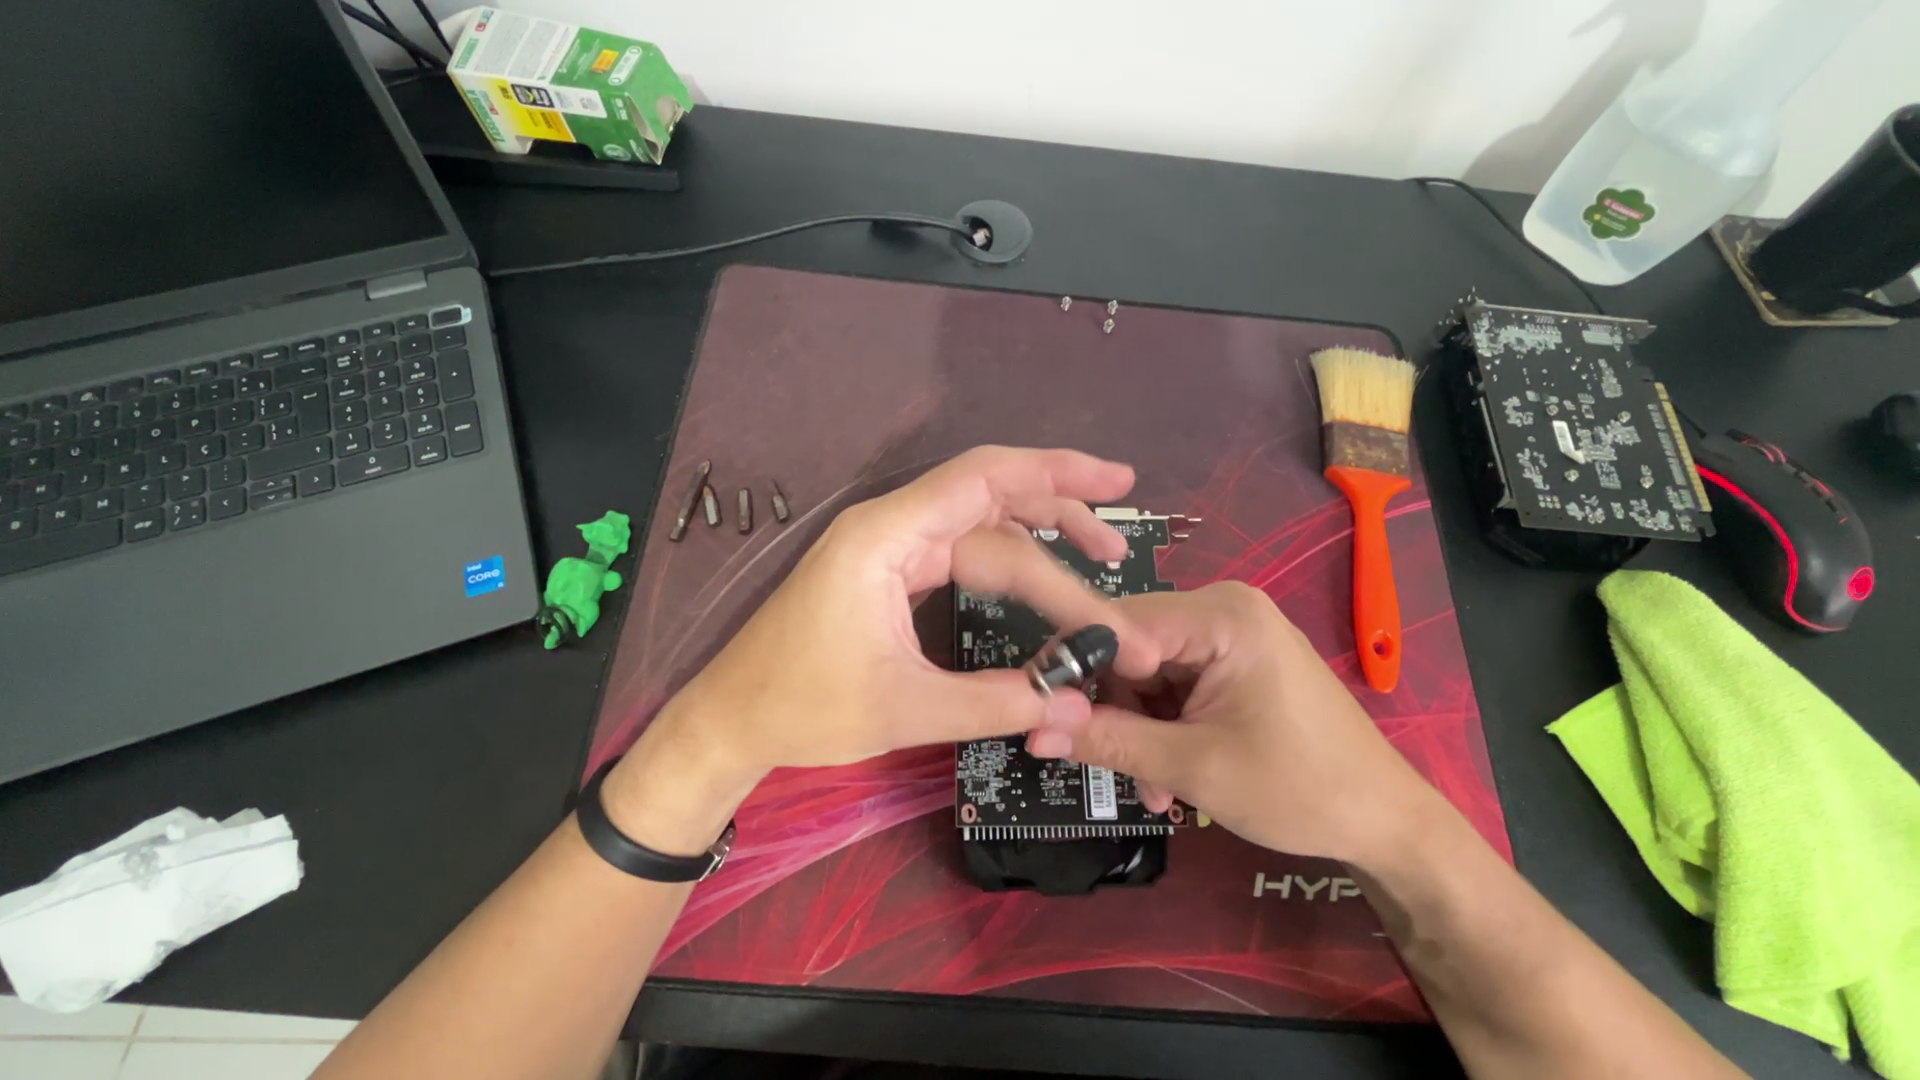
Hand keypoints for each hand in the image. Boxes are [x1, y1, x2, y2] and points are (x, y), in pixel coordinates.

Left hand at [603, 447, 1162, 853]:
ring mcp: (889, 550)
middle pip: (992, 504)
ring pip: (980, 530)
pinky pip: (961, 555)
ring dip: (1039, 544)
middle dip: (1061, 520)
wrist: (732, 720)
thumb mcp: (907, 710)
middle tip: (1120, 547)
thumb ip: (996, 703)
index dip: (1055, 472)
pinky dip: (1006, 565)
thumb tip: (1073, 704)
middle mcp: (891, 529)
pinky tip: (1040, 580)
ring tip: (1101, 561)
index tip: (1117, 481)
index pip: (984, 480)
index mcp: (886, 538)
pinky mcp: (889, 575)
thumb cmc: (803, 707)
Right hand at [1025, 582, 1436, 866]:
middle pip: (1128, 645)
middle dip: (1113, 708)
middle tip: (1104, 764)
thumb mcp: (1192, 767)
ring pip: (1146, 670)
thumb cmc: (1297, 788)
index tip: (1039, 712)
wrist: (1384, 820)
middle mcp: (1223, 608)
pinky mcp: (1235, 661)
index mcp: (1222, 615)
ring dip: (1137, 728)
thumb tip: (1031, 728)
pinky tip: (1170, 777)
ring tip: (1154, 790)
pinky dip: (1162, 726)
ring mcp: (1231, 634)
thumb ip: (1108, 741)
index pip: (1116, 622)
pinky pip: (1174, 683)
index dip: (1073, 666)